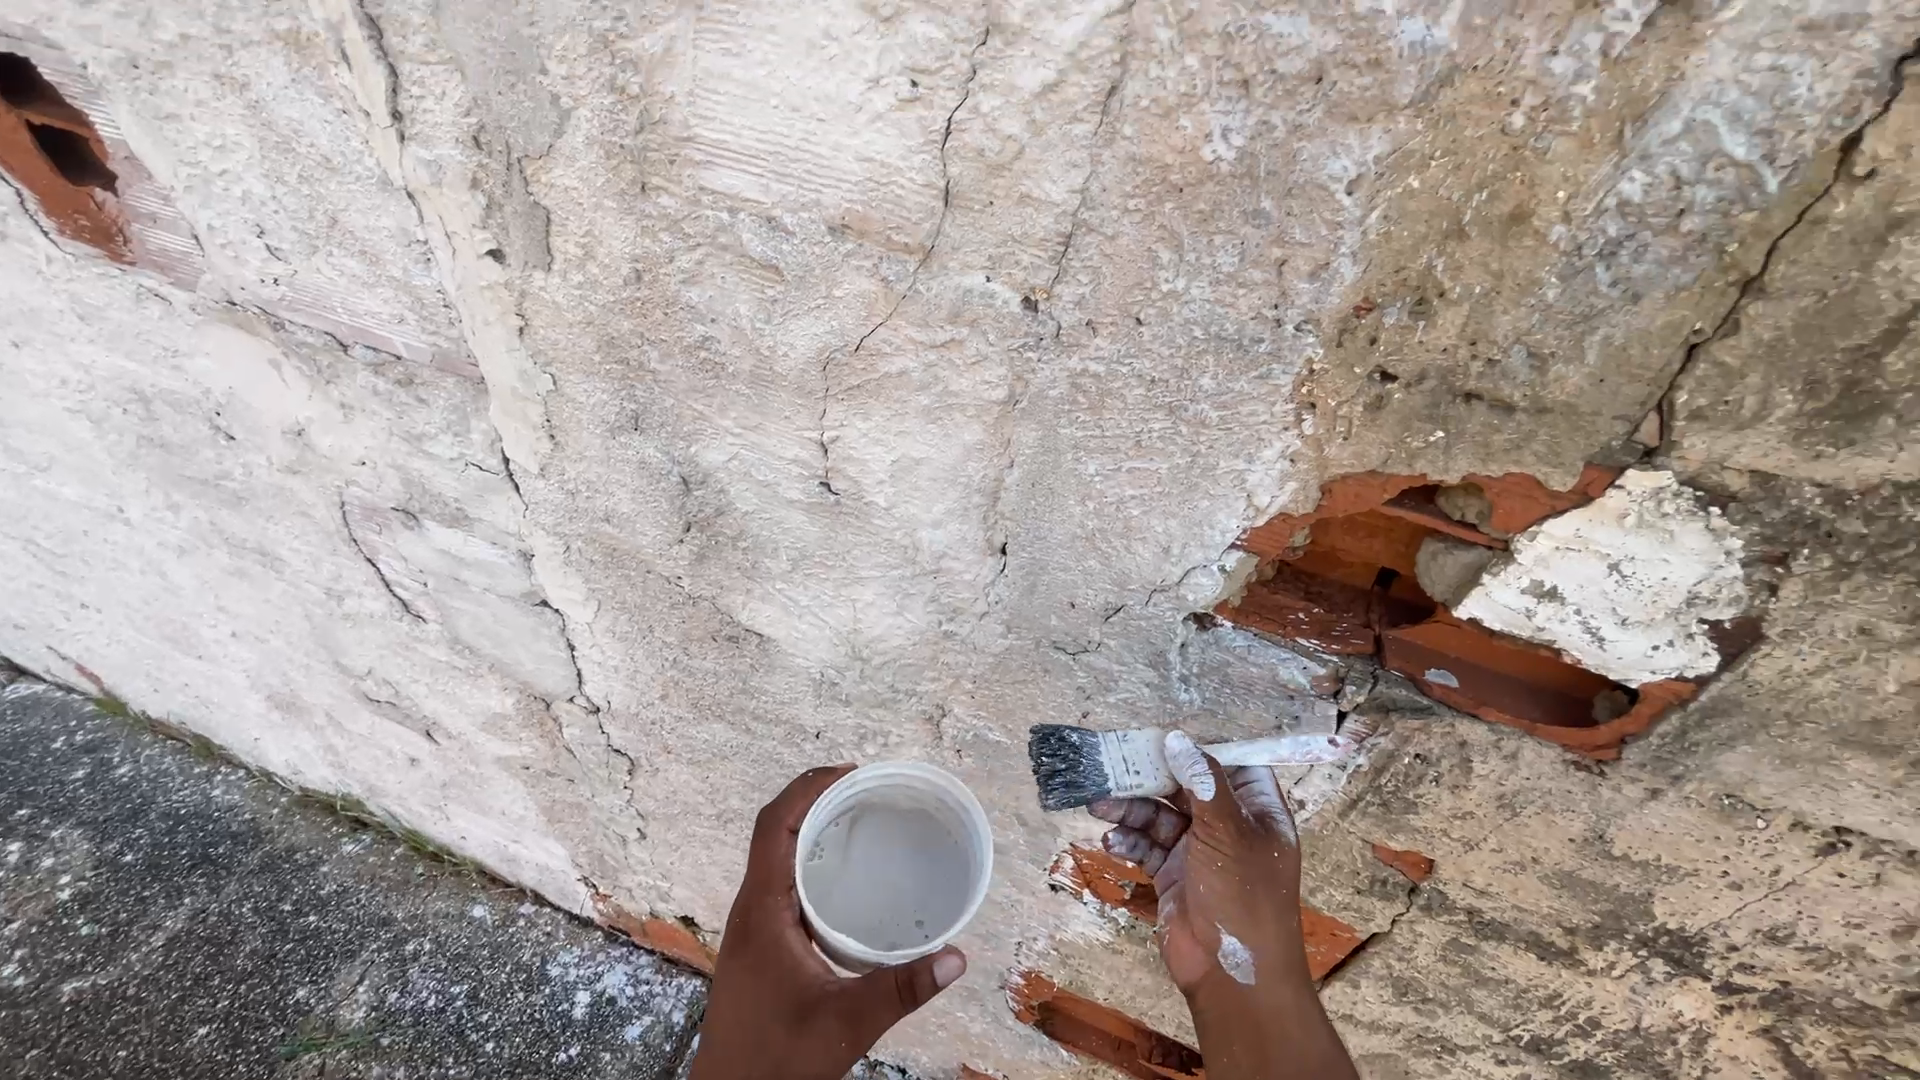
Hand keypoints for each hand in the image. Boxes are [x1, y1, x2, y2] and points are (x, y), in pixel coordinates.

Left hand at [688, 766, 967, 1079]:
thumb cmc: (776, 1060)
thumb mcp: (844, 1024)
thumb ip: (900, 990)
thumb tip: (958, 957)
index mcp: (761, 908)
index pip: (775, 824)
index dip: (808, 787)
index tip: (851, 772)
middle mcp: (750, 907)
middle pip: (776, 831)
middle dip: (817, 799)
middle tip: (867, 791)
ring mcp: (751, 926)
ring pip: (776, 856)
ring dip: (811, 829)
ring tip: (860, 821)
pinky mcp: (758, 944)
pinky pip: (781, 881)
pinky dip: (810, 862)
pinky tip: (844, 882)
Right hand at [1089, 731, 1305, 993]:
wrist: (1232, 979)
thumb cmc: (1243, 898)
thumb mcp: (1227, 833)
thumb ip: (1202, 783)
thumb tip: (1177, 738)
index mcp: (1256, 811)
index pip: (1232, 763)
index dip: (1201, 746)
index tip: (1164, 728)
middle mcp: (1227, 825)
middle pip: (1185, 785)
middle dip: (1150, 775)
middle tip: (1114, 760)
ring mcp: (1198, 850)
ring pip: (1159, 814)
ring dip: (1130, 808)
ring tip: (1099, 804)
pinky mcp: (1172, 873)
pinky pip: (1146, 844)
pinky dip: (1128, 839)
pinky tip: (1112, 840)